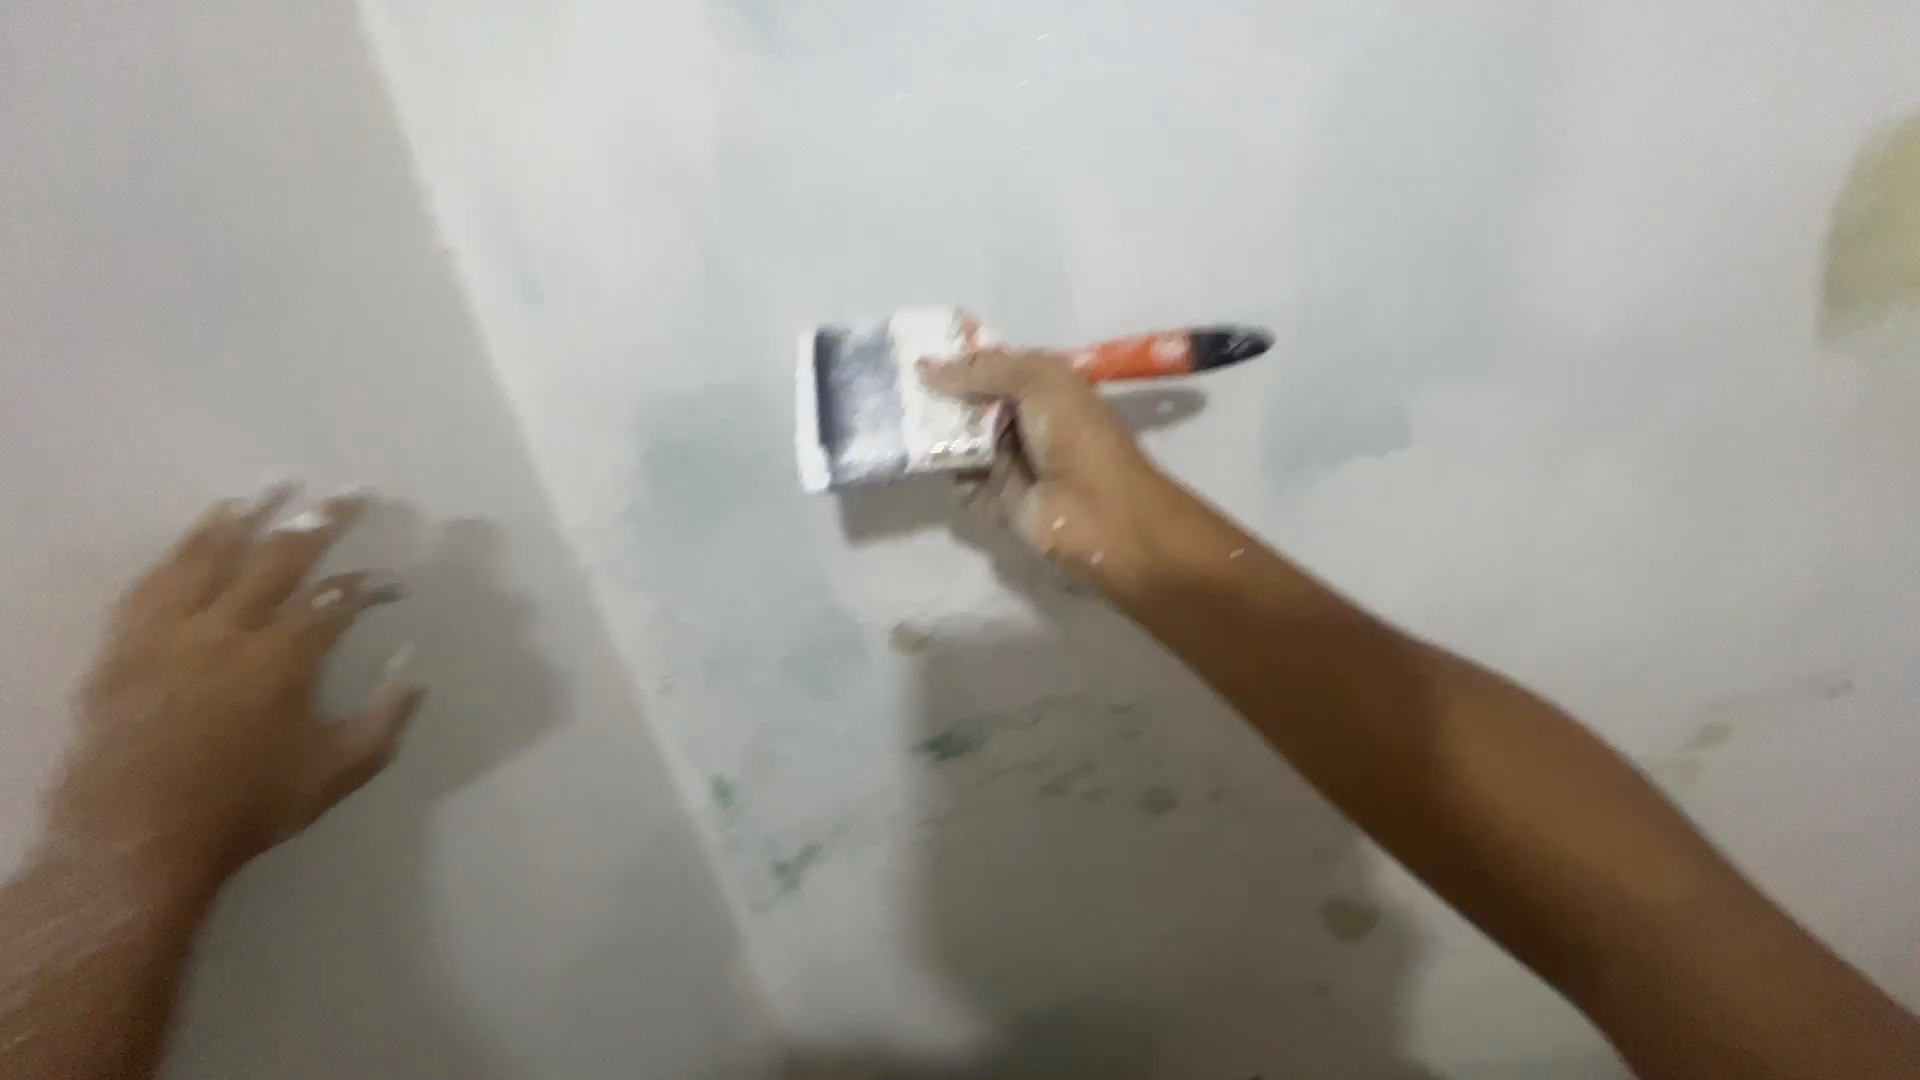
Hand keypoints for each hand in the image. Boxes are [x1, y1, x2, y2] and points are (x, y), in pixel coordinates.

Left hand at [48, 485, 423, 879]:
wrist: (133, 846)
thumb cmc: (251, 805)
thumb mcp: (344, 767)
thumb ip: (388, 714)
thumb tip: (415, 666)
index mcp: (285, 660)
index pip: (339, 600)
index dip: (372, 585)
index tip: (394, 585)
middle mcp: (227, 634)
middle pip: (279, 561)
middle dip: (322, 524)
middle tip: (350, 494)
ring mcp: (167, 638)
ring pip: (208, 559)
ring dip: (245, 519)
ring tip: (271, 486)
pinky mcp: (122, 651)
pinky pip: (151, 585)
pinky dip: (180, 551)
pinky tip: (198, 534)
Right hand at [918, 348, 1175, 581]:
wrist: (1099, 509)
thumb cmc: (1075, 434)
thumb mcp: (1037, 380)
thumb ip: (983, 369)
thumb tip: (924, 367)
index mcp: (1044, 387)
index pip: (994, 367)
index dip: (961, 360)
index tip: (917, 354)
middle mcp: (1027, 421)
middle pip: (973, 406)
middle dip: (940, 399)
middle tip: (901, 391)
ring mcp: (1014, 463)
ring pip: (964, 445)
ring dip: (940, 438)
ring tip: (908, 426)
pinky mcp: (1003, 501)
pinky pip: (966, 485)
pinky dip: (954, 478)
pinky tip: (941, 465)